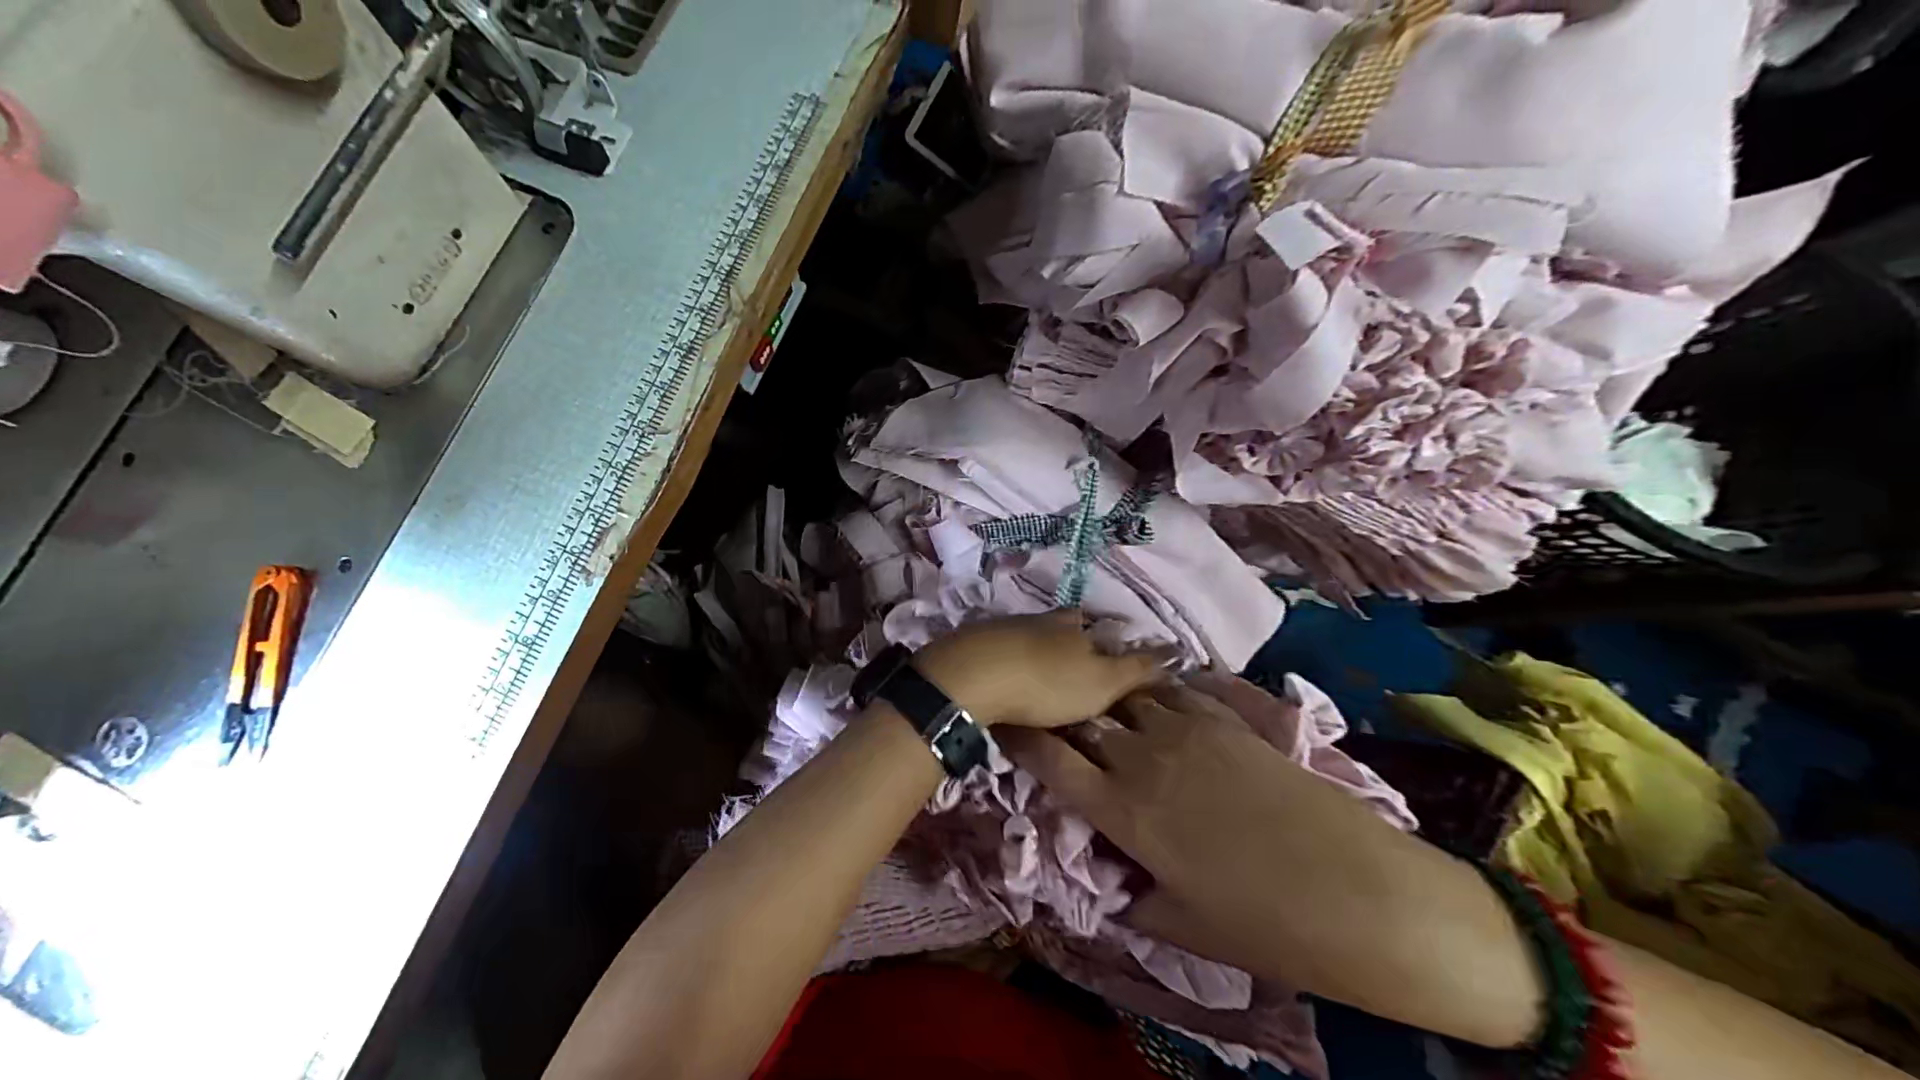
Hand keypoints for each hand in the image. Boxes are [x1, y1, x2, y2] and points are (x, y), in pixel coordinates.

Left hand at [910, 613, 1168, 728]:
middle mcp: (1039, 618)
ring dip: (1035, 654)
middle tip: (1073, 672)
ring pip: (1028, 637)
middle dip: (1069, 645)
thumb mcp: (1102, 682)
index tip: (1109, 658)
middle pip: (1060, 628)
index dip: (1105, 641)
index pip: (1096, 626)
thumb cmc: (1047, 683)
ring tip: (1040, 679)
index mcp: (1073, 625)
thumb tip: (1174, 651)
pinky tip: (1004, 679)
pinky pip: (998, 650)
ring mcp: (1003, 627)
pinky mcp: (972, 643)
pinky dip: (1006, 662)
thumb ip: (1136, 669)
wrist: (973, 677)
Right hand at [996, 677, 1545, 1048]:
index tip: (1002, 726)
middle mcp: (1143, 757)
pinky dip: (1154, 693)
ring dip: (1107, 700)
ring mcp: (1188, 731)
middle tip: (1051, 715)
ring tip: (1101, 704)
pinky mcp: (1227, 721)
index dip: (1018, 737)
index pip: (1048, 757)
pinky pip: (1175, 691)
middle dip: (1060, 714)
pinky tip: (1154, 699)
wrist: (1364, 895)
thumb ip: (1127, 893)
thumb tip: (1105, 873)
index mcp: (1121, 809)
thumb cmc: (1264, 924)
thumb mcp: (1178, 925)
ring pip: (1125, 695)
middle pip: (1082, 716)